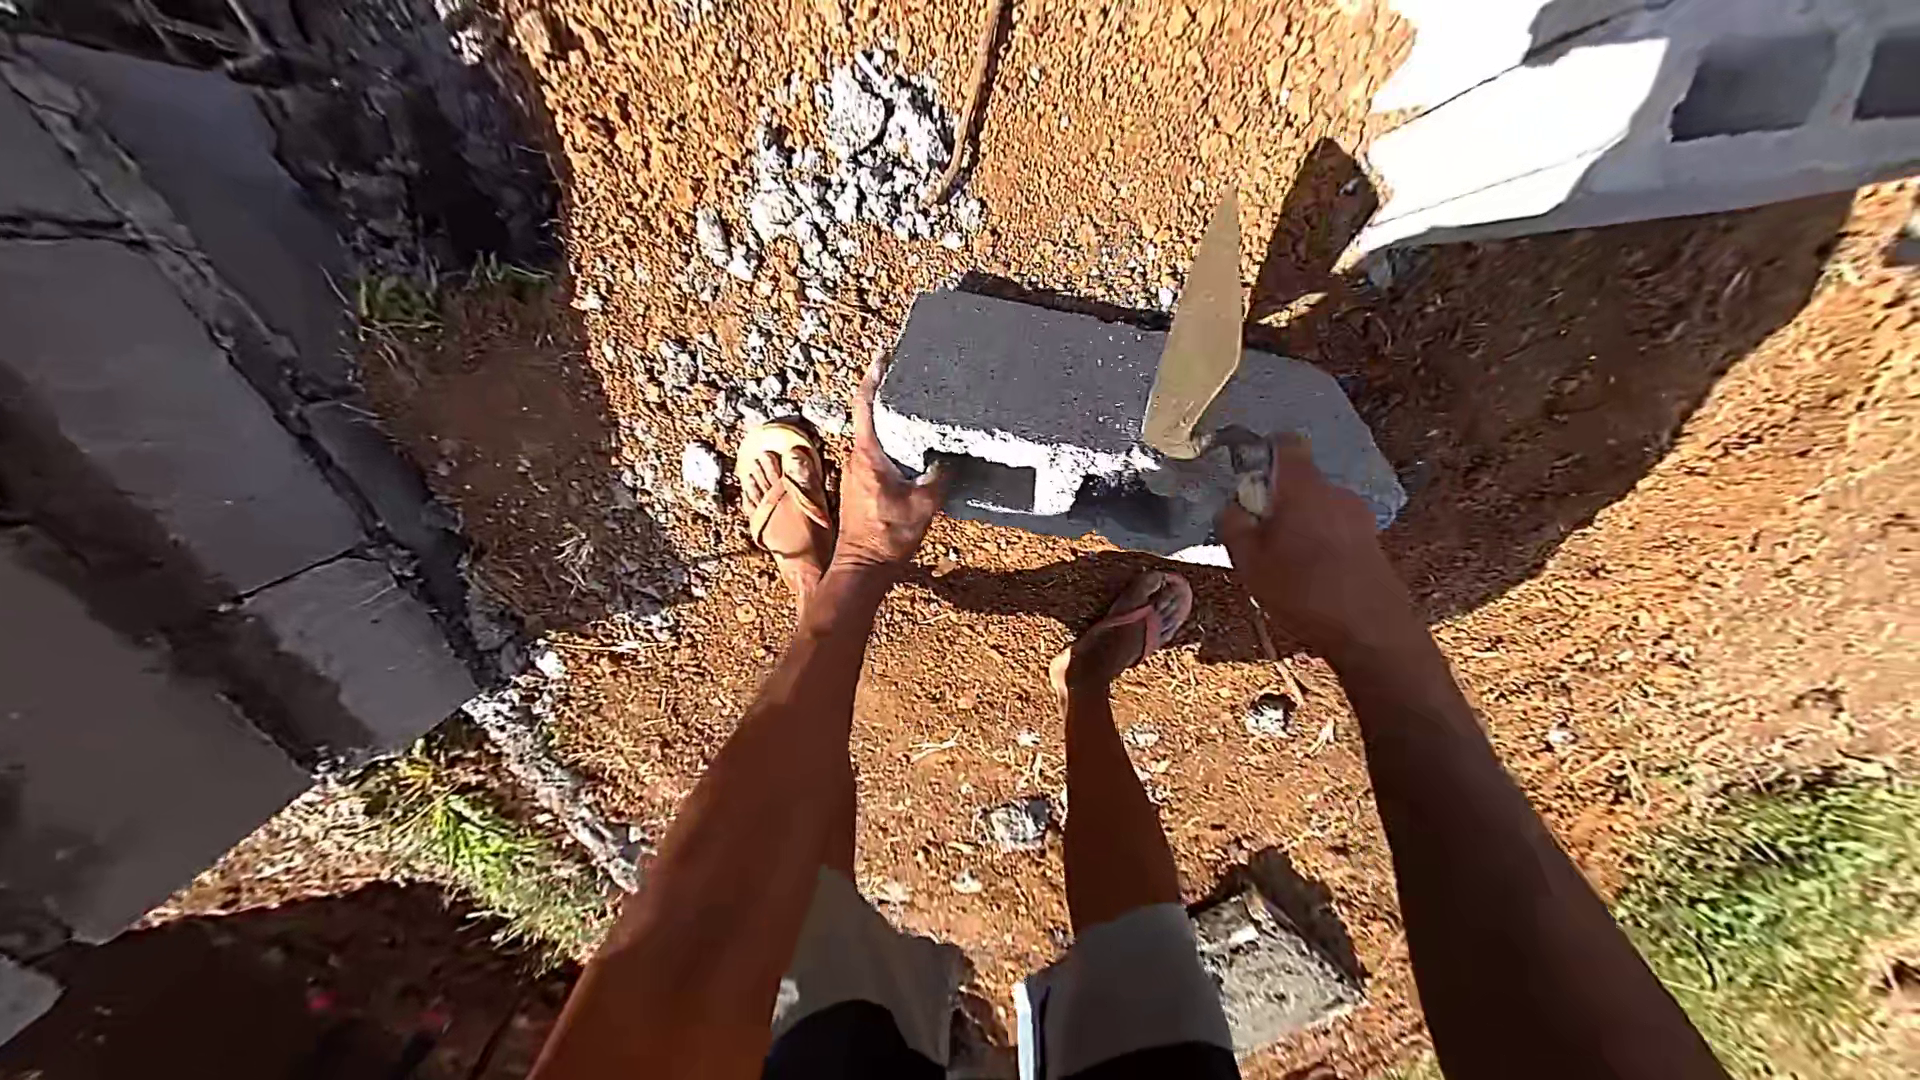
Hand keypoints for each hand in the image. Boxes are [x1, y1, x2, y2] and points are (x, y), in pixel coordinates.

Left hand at [830, 360, 948, 574]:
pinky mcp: (863, 484)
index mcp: (867, 454)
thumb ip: (939, 477)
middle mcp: (857, 457)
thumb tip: (952, 459)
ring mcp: (857, 471)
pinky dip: (892, 441)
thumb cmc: (886, 537)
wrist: (863, 567)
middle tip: (911, 377)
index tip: (884, 356)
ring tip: (918, 407)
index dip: (874, 376)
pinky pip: (876, 452)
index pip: (865, 404)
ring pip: (874, 434)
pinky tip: (914, 446)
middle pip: (869, 414)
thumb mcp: (923, 505)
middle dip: (887, 393)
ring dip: (891, 419)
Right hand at [1217, 434, 1418, 660]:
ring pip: (1315, 507)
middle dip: (1274, 500)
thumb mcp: (1248, 560)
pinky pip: (1333, 527)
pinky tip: (1306, 574)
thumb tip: (1233, 507)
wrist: (1371, 633)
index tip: (1244, 475)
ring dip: (1296, 523)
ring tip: (1279, 561)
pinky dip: (1316, 540)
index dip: (1262, 451)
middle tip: (1255, 534)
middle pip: (1298, 481)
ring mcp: (1359, 516)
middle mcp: (1336, 492)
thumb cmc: (1301, 590)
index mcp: (1303, 488)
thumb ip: (1233, 524)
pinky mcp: (1371, 541)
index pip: (1286, 444)